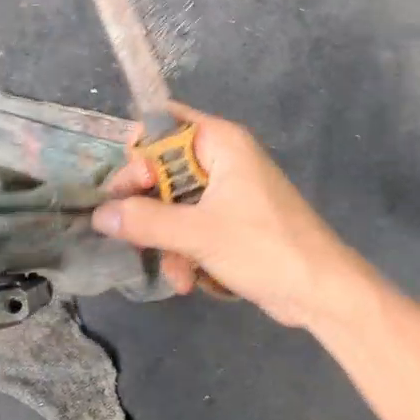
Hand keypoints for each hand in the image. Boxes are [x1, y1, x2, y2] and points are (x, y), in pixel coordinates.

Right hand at [95, 104, 368, 329]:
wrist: (320, 291)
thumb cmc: (264, 248)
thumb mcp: (198, 234)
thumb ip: (145, 221)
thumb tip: (100, 214)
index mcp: (221, 143)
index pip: (161, 129)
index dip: (136, 161)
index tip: (119, 196)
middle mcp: (224, 161)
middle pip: (163, 172)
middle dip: (149, 212)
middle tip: (131, 237)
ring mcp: (229, 195)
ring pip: (175, 207)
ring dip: (167, 242)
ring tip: (174, 273)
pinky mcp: (232, 225)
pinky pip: (193, 229)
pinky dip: (186, 253)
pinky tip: (188, 282)